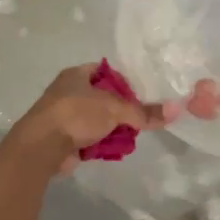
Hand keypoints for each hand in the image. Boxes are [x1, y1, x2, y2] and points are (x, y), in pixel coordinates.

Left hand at [8, 64, 173, 173]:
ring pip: (99, 120)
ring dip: (115, 129)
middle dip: (123, 110)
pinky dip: (103, 143)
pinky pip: (91, 138)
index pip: (106, 71)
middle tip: (142, 118)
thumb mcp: (115, 109)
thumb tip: (176, 110)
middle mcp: (69, 92)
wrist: (42, 146)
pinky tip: (117, 149)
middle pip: (105, 98)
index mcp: (77, 74)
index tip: (143, 94)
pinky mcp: (66, 138)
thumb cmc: (76, 114)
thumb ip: (144, 111)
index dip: (125, 80)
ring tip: (133, 136)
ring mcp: (66, 116)